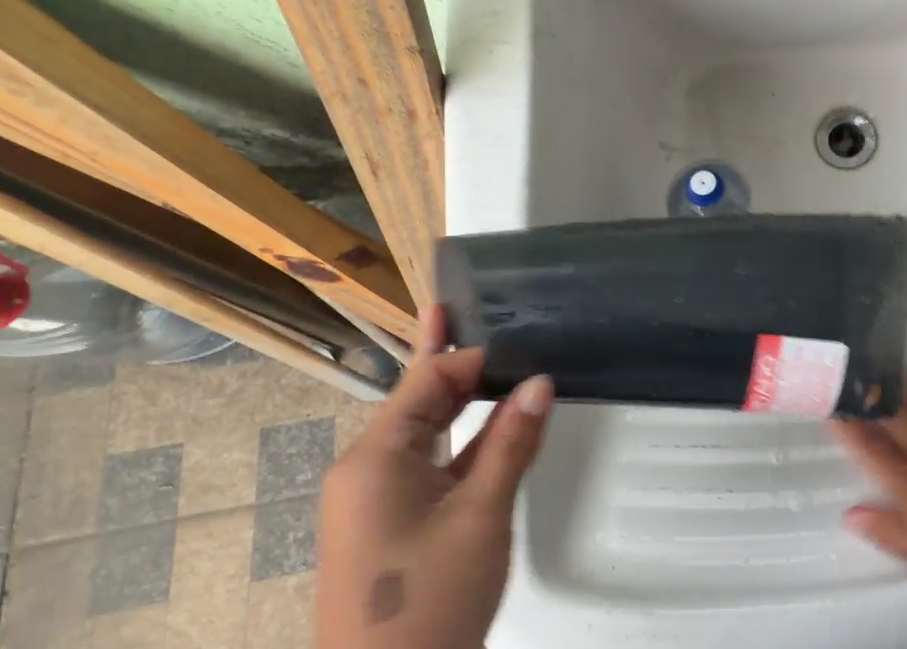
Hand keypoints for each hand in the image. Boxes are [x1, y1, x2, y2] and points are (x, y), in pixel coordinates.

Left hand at [315, 305, 553, 648]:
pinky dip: (462, 441)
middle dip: (455, 360)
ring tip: (492, 353)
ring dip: (462, 399)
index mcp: (374, 459)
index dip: (472, 353)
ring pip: (425, 432)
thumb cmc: (431, 598)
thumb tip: (541, 382)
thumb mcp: (481, 514)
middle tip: (478, 308)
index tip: (521, 332)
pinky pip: (429, 465)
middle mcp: (366, 471)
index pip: (426, 380)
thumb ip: (511, 442)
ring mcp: (375, 501)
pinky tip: (496, 423)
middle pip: (418, 399)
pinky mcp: (390, 526)